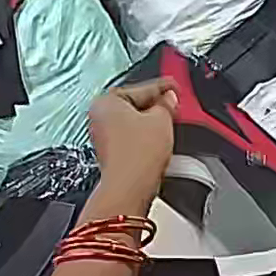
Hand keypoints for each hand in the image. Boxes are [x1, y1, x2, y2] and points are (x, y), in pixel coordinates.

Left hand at [88, 79, 177, 214]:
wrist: (130, 189)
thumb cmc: (136, 155)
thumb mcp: (162, 119)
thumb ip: (167, 103)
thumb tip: (169, 98)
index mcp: (106, 102)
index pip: (140, 87)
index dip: (162, 86)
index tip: (175, 86)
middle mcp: (100, 118)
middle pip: (134, 105)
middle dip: (157, 105)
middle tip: (176, 103)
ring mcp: (104, 138)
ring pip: (133, 123)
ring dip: (152, 122)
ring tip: (171, 123)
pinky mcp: (113, 155)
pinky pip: (132, 139)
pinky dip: (146, 138)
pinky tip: (159, 140)